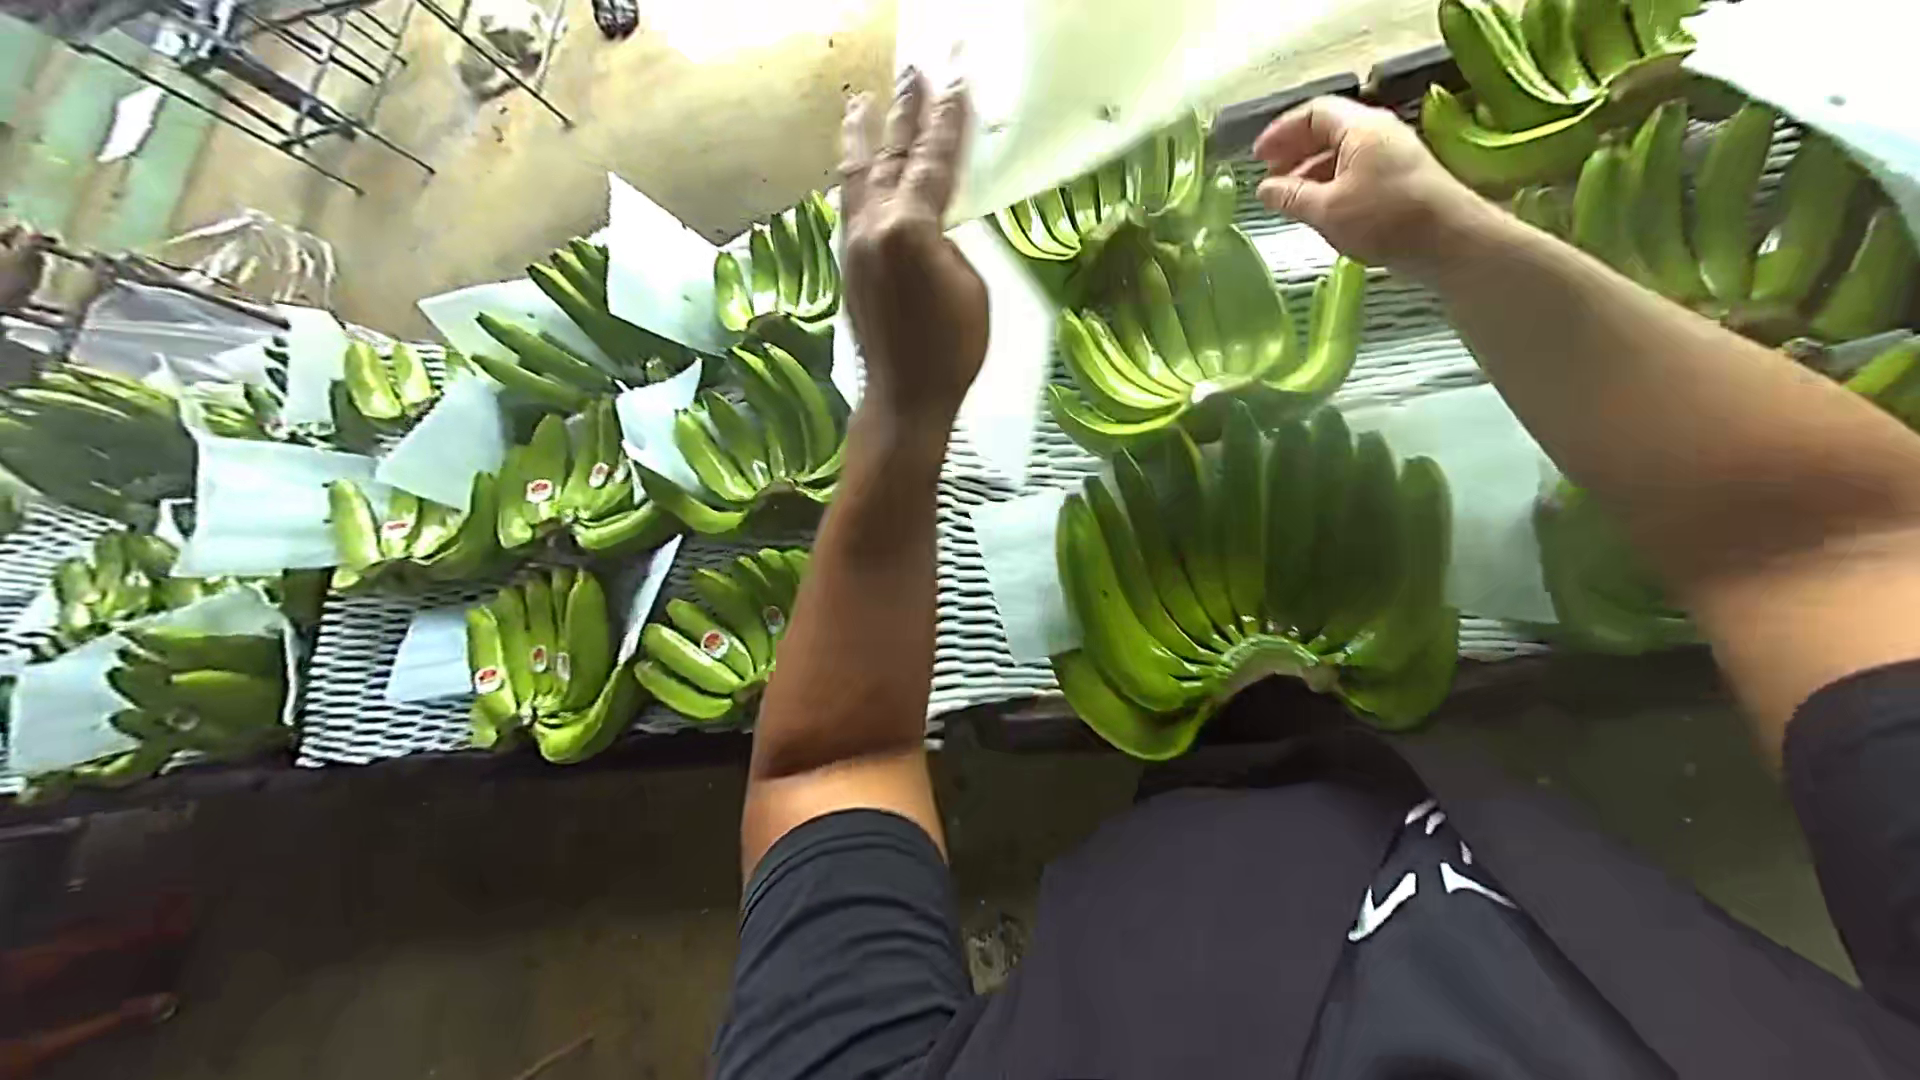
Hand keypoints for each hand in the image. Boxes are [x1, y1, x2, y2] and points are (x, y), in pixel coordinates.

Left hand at [839, 71, 987, 429]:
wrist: (904, 395)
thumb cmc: (951, 350)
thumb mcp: (970, 288)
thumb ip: (948, 242)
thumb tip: (932, 225)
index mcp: (909, 229)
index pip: (933, 161)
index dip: (947, 120)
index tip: (954, 79)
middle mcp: (872, 227)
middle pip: (891, 156)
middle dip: (904, 112)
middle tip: (911, 72)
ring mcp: (853, 245)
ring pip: (857, 178)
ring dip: (864, 138)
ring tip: (861, 103)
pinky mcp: (847, 265)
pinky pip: (850, 206)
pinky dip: (855, 179)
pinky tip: (856, 170)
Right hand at [1253, 96, 1498, 282]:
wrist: (1445, 239)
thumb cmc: (1383, 218)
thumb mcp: (1326, 209)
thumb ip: (1290, 197)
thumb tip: (1264, 189)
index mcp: (1360, 129)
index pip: (1313, 114)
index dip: (1281, 132)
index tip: (1256, 157)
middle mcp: (1376, 133)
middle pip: (1326, 131)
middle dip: (1292, 152)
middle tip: (1266, 178)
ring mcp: (1388, 156)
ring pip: (1338, 154)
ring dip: (1307, 172)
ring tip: (1285, 198)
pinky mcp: (1394, 179)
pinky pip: (1351, 172)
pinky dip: (1326, 184)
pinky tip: (1314, 208)